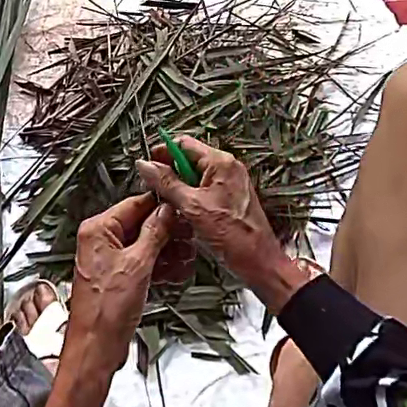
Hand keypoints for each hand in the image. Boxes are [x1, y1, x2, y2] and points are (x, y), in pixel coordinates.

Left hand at [36, 193, 174, 406]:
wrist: (96, 350)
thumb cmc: (105, 312)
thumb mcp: (139, 264)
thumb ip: (155, 233)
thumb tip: (166, 212)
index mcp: (97, 230)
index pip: (134, 204)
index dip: (160, 206)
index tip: (180, 208)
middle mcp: (99, 241)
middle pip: (139, 224)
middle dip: (166, 230)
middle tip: (188, 233)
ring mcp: (107, 260)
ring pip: (142, 244)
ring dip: (165, 249)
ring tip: (186, 253)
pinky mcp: (115, 277)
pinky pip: (140, 262)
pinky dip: (157, 265)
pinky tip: (175, 269)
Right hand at [136, 136, 315, 311]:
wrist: (259, 263)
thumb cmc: (235, 237)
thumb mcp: (192, 207)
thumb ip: (166, 183)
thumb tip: (147, 166)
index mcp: (221, 162)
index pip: (183, 143)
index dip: (162, 153)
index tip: (148, 165)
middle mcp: (228, 168)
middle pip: (188, 158)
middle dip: (169, 172)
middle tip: (156, 187)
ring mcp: (230, 182)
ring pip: (195, 175)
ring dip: (179, 187)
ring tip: (170, 203)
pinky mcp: (230, 198)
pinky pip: (204, 188)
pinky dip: (190, 197)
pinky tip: (185, 213)